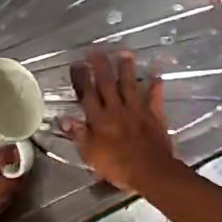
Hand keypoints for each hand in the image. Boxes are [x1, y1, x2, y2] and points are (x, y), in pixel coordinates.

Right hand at [62, 49, 180, 193]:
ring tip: (125, 53)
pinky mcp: (155, 116)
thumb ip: (79, 135)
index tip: (78, 63)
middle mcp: (116, 110)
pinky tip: (157, 74)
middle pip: (107, 84)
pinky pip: (155, 98)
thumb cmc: (118, 166)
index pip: (88, 94)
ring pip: (130, 85)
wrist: (151, 171)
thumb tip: (64, 119)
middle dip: (101, 66)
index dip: (82, 78)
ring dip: (127, 69)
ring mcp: (137, 111)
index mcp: (99, 119)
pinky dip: (156, 86)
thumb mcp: (91, 154)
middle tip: (97, 50)